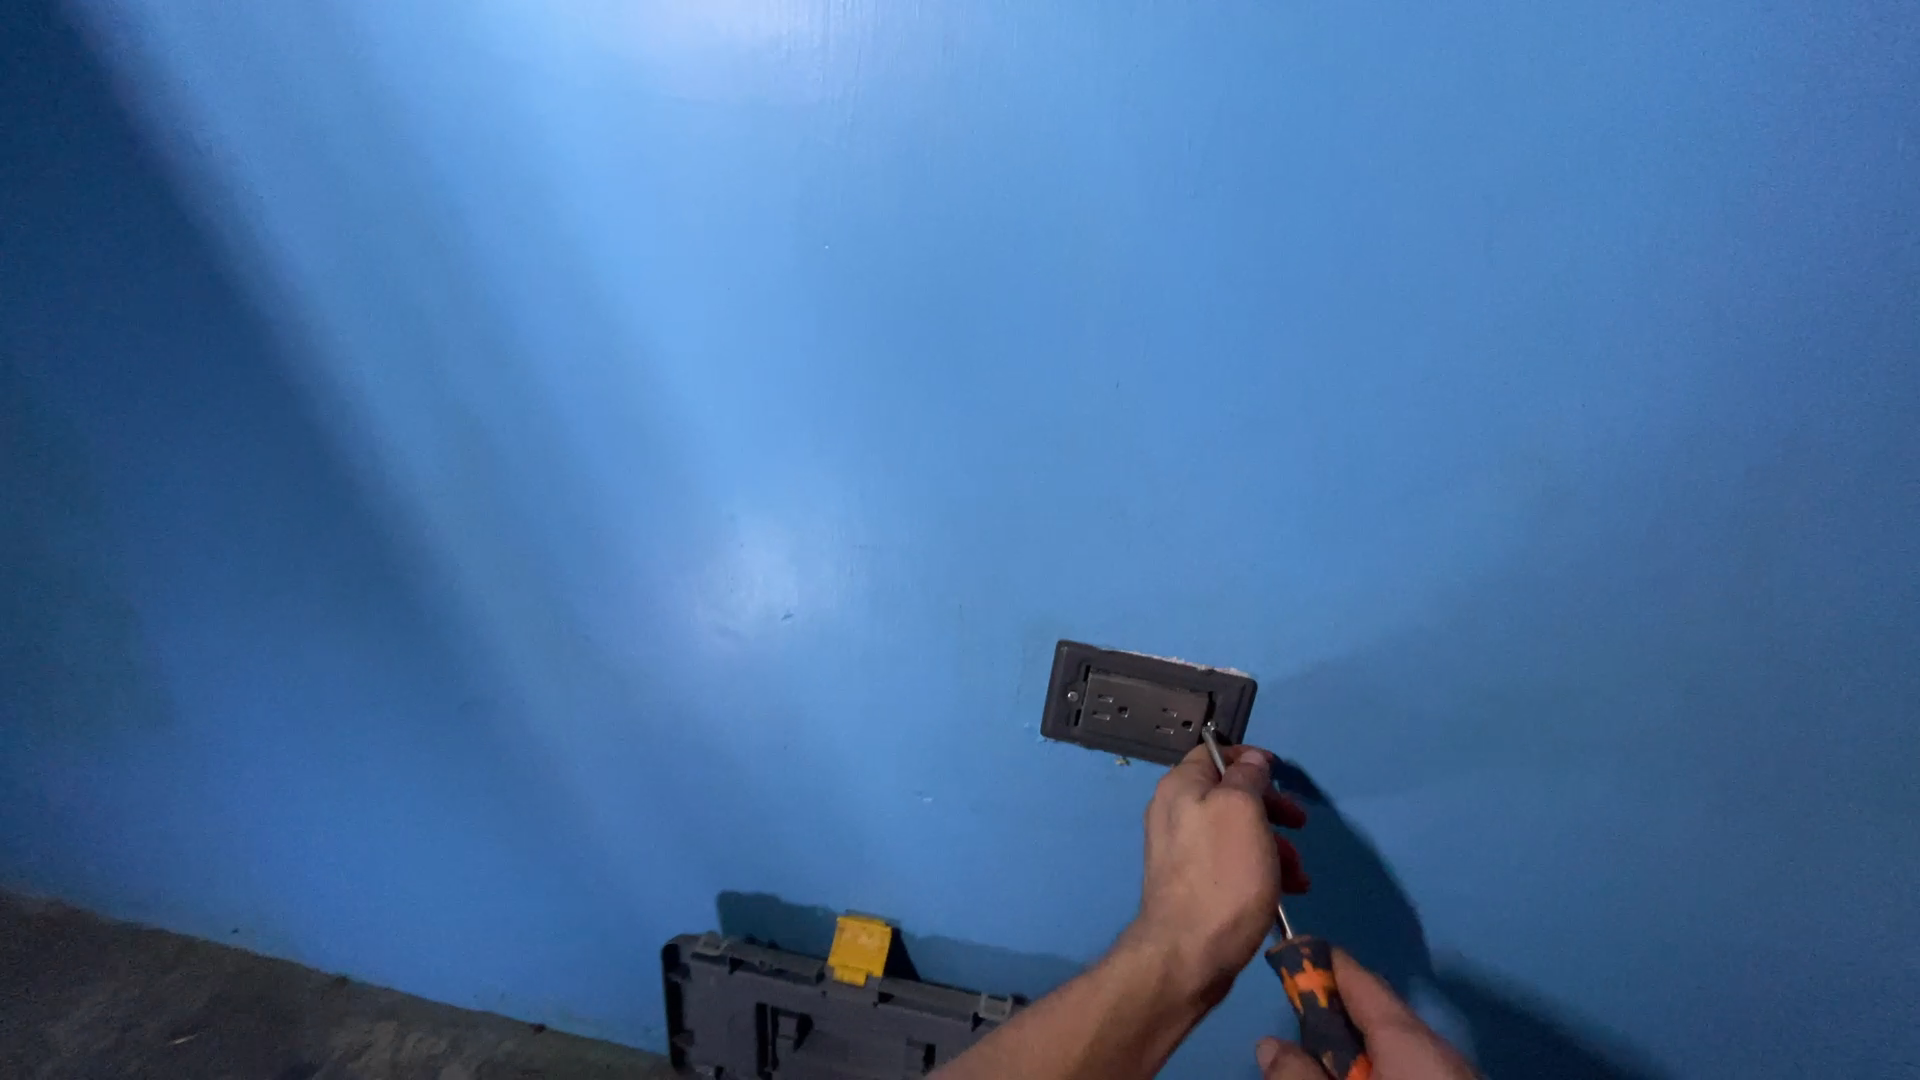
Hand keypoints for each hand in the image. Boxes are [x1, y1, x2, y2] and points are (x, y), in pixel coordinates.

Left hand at [1117, 742, 1308, 1006]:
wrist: (1190, 951)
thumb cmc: (1222, 874)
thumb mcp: (1242, 811)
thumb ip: (1246, 777)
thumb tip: (1252, 759)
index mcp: (1180, 786)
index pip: (1212, 753)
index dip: (1248, 758)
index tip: (1280, 772)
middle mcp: (1174, 811)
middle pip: (1229, 794)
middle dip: (1270, 808)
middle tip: (1300, 823)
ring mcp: (1180, 848)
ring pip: (1235, 831)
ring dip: (1272, 845)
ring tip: (1298, 873)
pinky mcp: (1192, 882)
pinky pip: (1229, 862)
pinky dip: (1259, 869)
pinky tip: (1285, 891)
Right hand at [1255, 951, 1478, 1079]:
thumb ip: (1298, 1077)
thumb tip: (1272, 1045)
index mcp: (1413, 1044)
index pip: (1358, 978)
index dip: (1318, 963)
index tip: (1282, 959)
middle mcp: (1443, 1060)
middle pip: (1376, 1022)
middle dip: (1331, 1027)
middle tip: (1292, 1047)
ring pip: (1396, 1062)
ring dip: (1354, 1068)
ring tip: (1320, 1077)